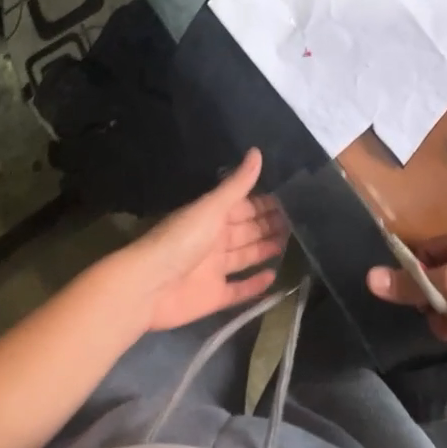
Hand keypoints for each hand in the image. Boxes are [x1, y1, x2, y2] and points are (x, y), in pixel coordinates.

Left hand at [108, 149, 287, 331]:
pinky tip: (274, 278)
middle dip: (268, 225)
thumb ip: (237, 184)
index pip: (243, 206)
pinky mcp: (214, 296)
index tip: (290, 198)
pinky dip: (255, 285)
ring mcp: (214, 269)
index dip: (264, 203)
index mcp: (212, 217)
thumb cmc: (182, 240)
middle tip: (298, 221)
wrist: (149, 285)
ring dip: (264, 250)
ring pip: (245, 257)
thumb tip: (257, 151)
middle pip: (246, 231)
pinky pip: (239, 289)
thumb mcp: (212, 208)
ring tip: (290, 243)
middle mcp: (214, 241)